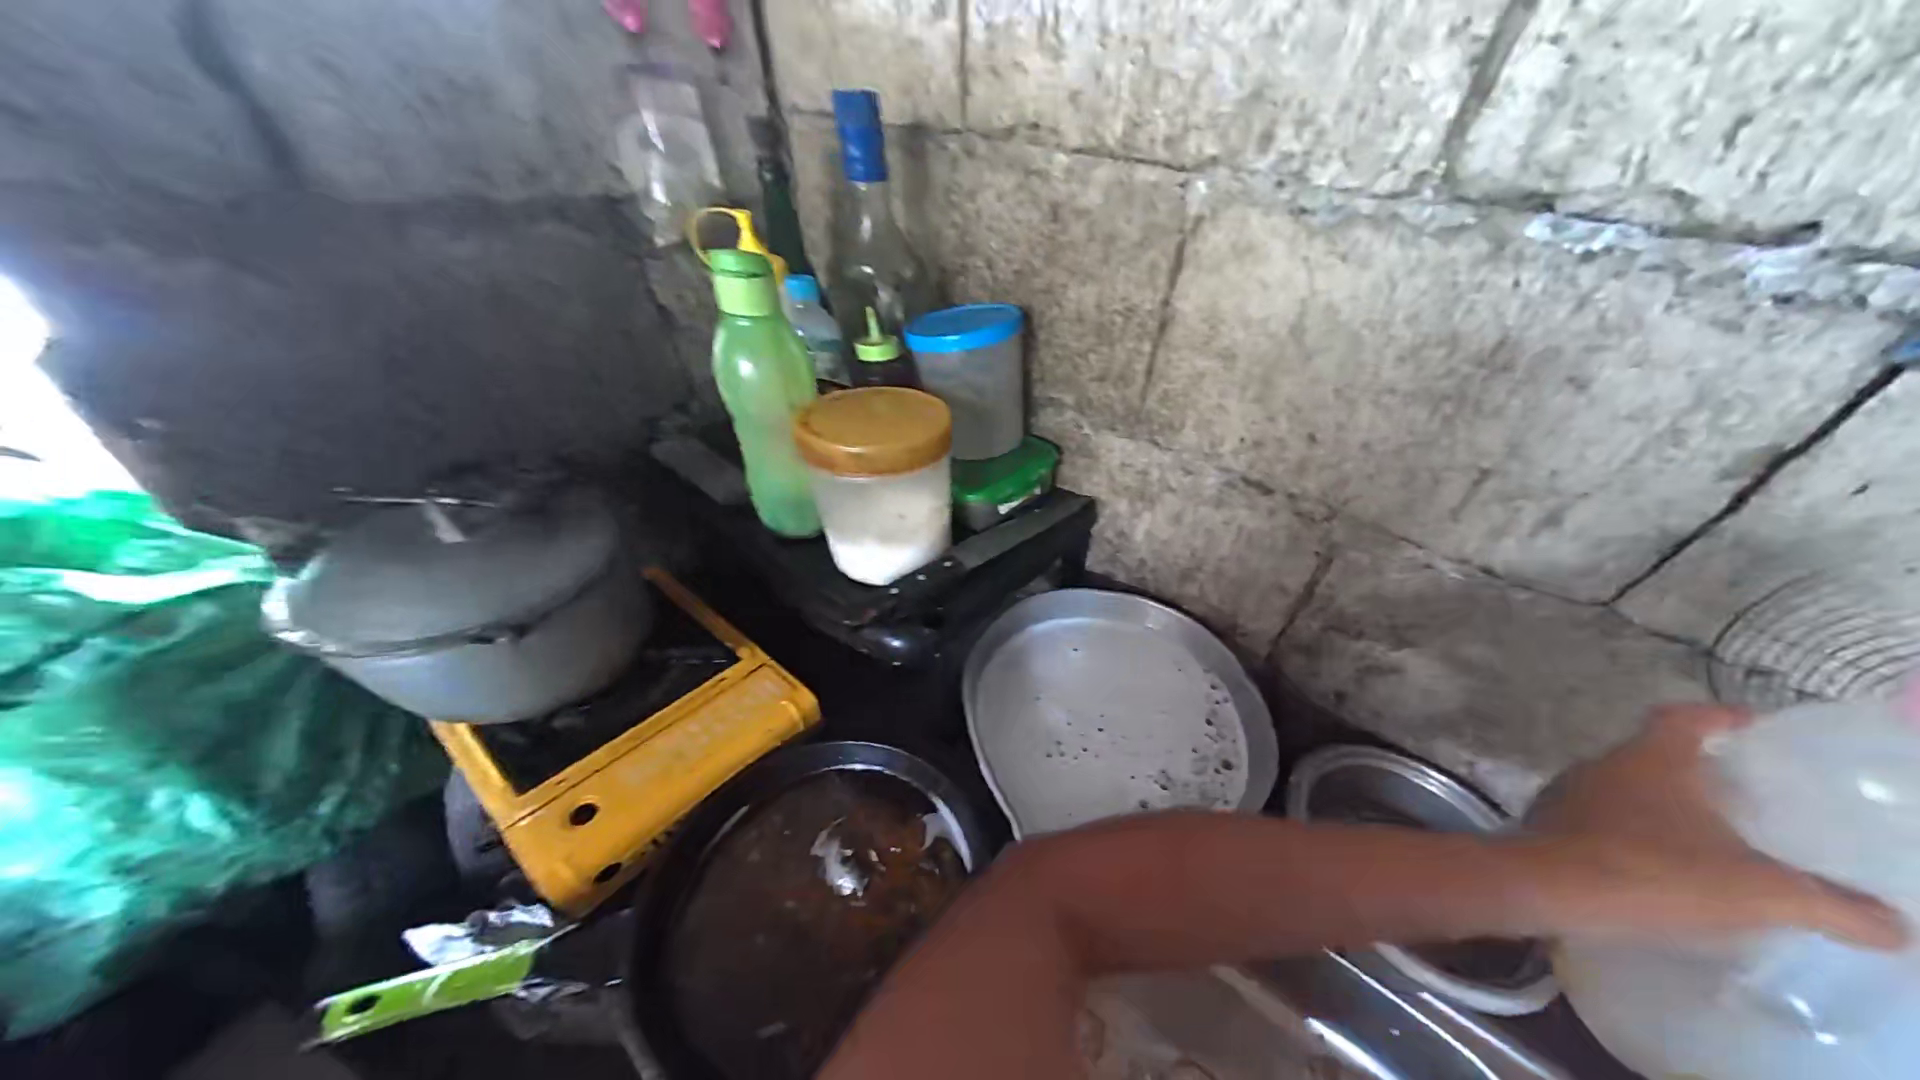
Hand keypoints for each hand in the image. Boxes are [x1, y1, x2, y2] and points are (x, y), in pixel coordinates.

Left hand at [1519, 704, 1908, 949]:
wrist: (1548, 886)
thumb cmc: (1653, 871)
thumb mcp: (1762, 891)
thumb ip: (1833, 905)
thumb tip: (1896, 925)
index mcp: (1650, 759)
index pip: (1682, 717)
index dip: (1717, 716)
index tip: (1750, 723)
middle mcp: (1602, 764)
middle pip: (1652, 753)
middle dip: (1695, 769)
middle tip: (1743, 794)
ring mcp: (1567, 791)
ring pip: (1622, 786)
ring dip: (1660, 804)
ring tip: (1706, 834)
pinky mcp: (1548, 821)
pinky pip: (1598, 817)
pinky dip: (1630, 831)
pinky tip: (1655, 862)